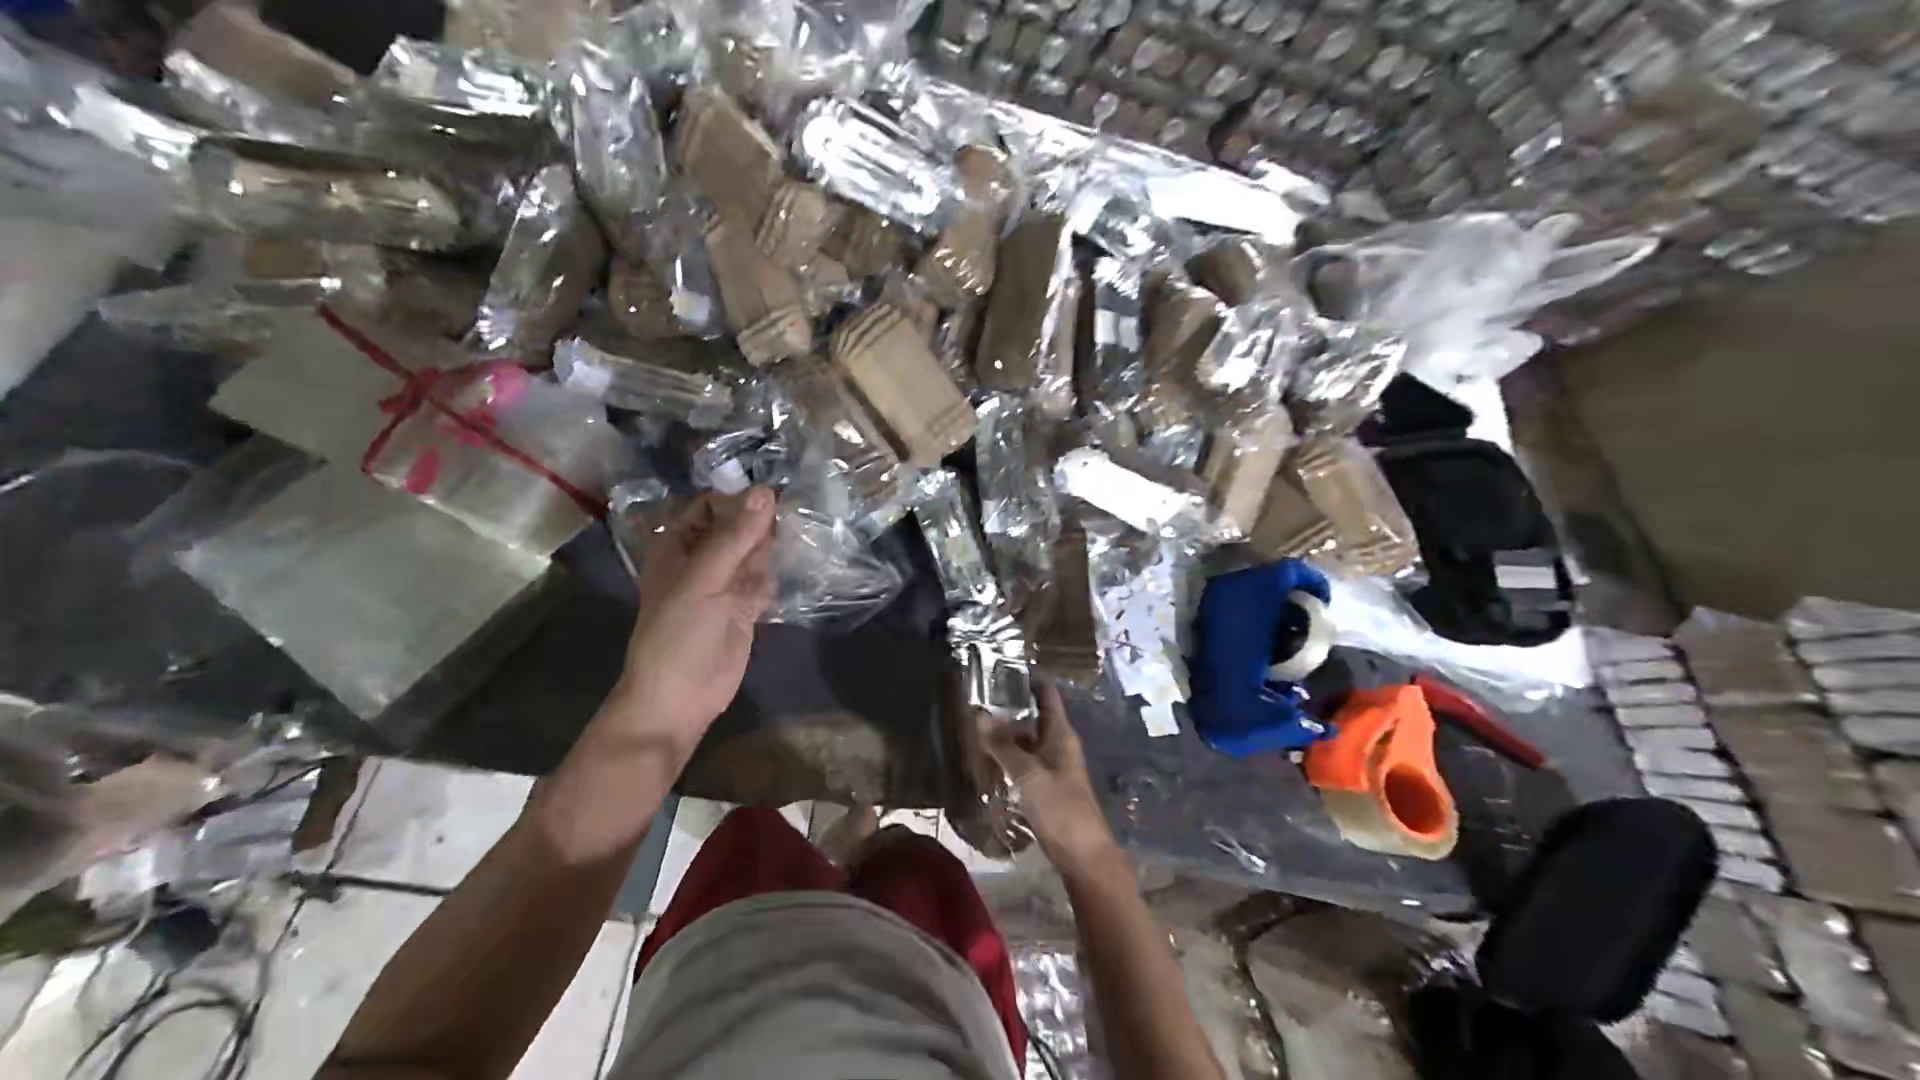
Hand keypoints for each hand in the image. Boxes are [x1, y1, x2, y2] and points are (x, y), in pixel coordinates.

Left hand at [614, 488, 775, 751]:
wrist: (680, 696)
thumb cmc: (679, 632)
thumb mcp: (705, 578)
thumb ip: (736, 536)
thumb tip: (766, 491)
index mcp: (677, 546)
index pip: (709, 506)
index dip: (737, 502)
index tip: (771, 503)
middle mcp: (701, 560)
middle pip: (736, 527)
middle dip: (759, 525)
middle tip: (786, 524)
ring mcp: (724, 584)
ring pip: (753, 553)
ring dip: (770, 549)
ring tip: (788, 546)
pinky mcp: (743, 607)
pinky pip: (762, 580)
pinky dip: (773, 577)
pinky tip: (784, 573)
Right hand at [983, 684, 1118, 871]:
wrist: (1086, 859)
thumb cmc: (1061, 811)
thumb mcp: (1028, 776)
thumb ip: (1003, 746)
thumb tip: (979, 714)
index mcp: (1062, 735)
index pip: (1047, 695)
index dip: (1028, 679)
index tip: (1001, 668)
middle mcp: (1061, 746)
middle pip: (1036, 717)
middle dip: (1010, 708)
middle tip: (977, 700)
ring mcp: (1057, 769)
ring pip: (1030, 742)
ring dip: (1008, 736)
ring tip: (976, 729)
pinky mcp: (1050, 790)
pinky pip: (1028, 765)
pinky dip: (1011, 759)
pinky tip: (991, 763)